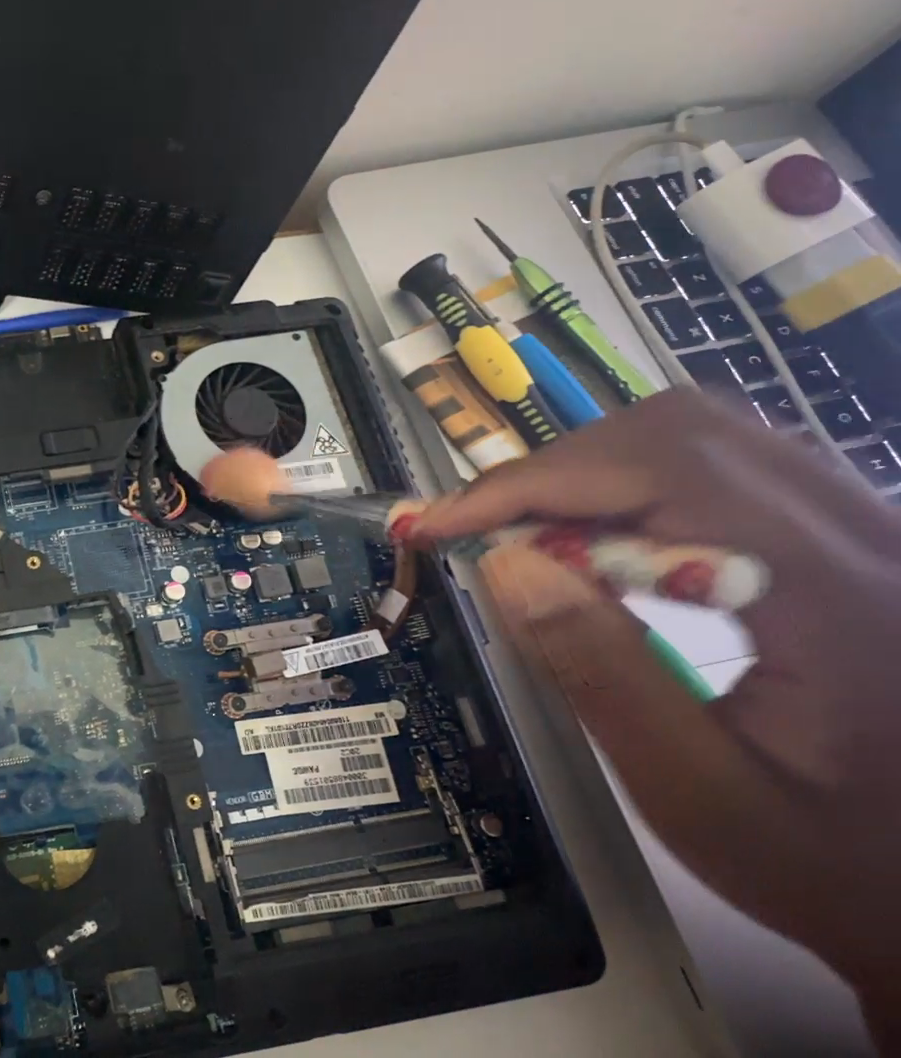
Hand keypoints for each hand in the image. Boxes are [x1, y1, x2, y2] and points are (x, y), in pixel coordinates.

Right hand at [407, 390, 900, 1046]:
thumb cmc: (828, 858)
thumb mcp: (698, 791)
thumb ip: (602, 672)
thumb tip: (504, 563)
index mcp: (839, 598)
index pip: (661, 474)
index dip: (528, 485)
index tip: (434, 524)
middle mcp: (868, 535)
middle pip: (677, 434)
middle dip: (548, 475)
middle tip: (472, 534)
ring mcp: (867, 528)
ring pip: (696, 438)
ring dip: (583, 477)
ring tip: (522, 540)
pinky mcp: (849, 537)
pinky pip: (718, 470)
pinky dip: (625, 490)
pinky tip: (594, 549)